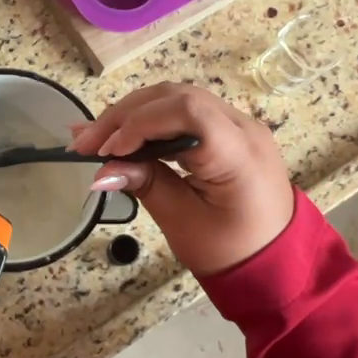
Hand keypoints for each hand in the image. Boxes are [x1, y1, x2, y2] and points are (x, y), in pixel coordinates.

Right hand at [71, 83, 295, 276]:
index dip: (139, 122)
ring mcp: (238, 125)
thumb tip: (100, 171)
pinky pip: (184, 113)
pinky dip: (149, 120)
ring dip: (132, 115)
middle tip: (84, 144)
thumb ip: (145, 184)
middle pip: (175, 97)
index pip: (185, 111)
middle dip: (124, 116)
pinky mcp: (228, 131)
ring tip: (94, 138)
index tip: (106, 151)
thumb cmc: (230, 250)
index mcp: (238, 153)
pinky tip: (119, 135)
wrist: (274, 260)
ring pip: (176, 99)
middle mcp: (243, 127)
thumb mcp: (182, 221)